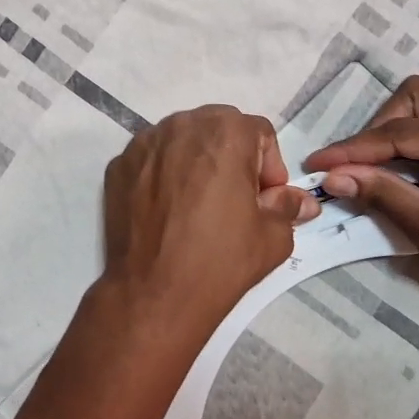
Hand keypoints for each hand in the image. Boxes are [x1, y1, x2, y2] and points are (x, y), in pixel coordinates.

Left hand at [101, 105, 320, 334]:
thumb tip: (300, 200)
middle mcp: (182, 125)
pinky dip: (163, 174)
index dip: (269, 166)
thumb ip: (287, 207)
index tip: (265, 199)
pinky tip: (168, 210)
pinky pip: (151, 160)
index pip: (259, 133)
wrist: (153, 293)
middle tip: (234, 198)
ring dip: (196, 162)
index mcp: (226, 133)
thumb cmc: (220, 261)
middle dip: (232, 156)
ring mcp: (144, 144)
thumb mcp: (273, 237)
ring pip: (181, 141)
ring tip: (198, 203)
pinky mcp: (118, 166)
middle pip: (218, 129)